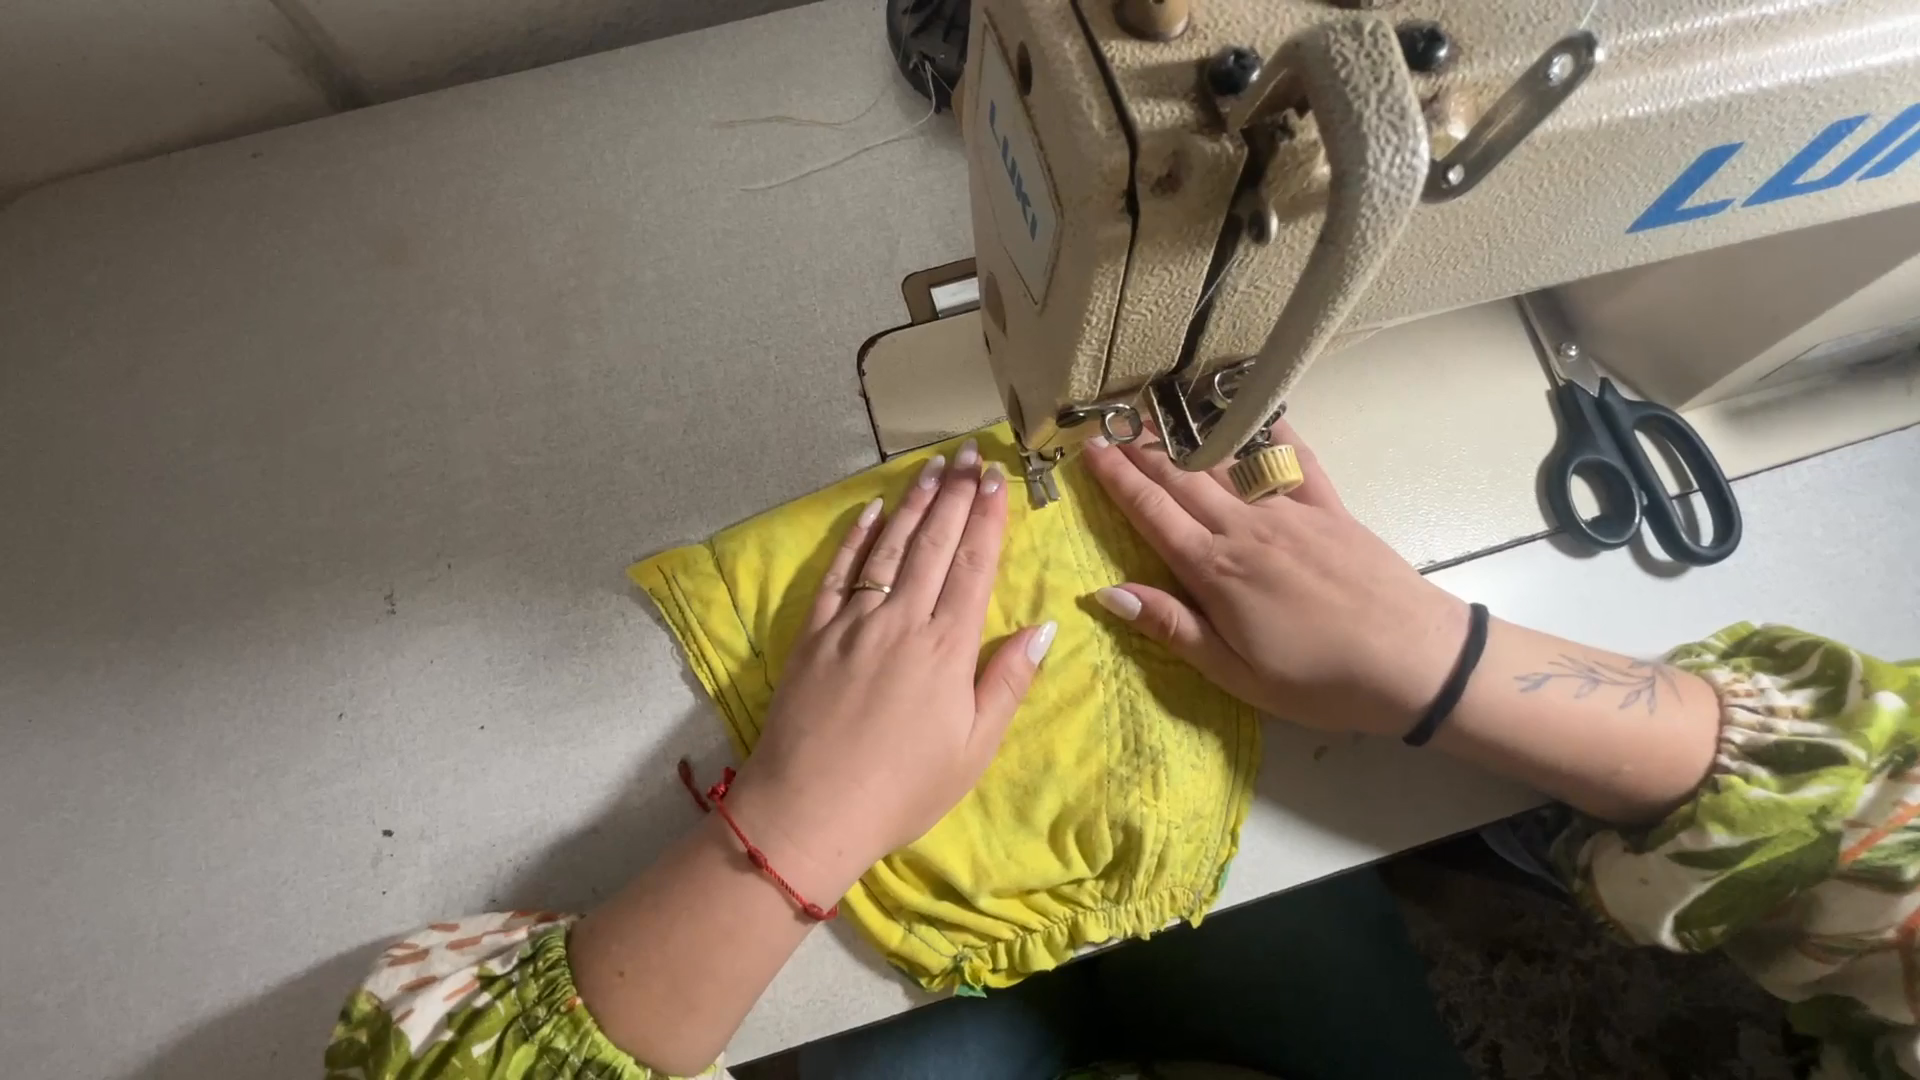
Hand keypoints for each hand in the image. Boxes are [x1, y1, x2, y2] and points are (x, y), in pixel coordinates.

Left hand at [727, 440, 1056, 891]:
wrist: (809, 811)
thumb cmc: (903, 788)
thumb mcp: (974, 748)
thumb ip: (1008, 682)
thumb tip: (1043, 628)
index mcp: (947, 646)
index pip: (974, 565)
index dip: (987, 518)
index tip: (997, 480)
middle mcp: (902, 618)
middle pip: (935, 542)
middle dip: (956, 493)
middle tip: (970, 454)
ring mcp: (853, 620)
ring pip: (890, 546)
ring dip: (913, 503)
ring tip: (932, 466)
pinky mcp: (815, 631)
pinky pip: (838, 572)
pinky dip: (856, 537)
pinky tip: (871, 510)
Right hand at [1081, 422, 1467, 737]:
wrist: (1417, 663)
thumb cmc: (1317, 679)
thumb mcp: (1235, 673)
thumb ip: (1172, 627)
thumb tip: (1107, 592)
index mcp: (1214, 570)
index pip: (1151, 513)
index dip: (1116, 479)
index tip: (1089, 450)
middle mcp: (1244, 529)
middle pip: (1180, 479)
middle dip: (1140, 449)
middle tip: (1110, 424)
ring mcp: (1288, 512)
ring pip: (1224, 464)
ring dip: (1186, 437)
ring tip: (1157, 415)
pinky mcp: (1329, 508)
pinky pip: (1293, 459)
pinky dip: (1270, 431)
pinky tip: (1254, 413)